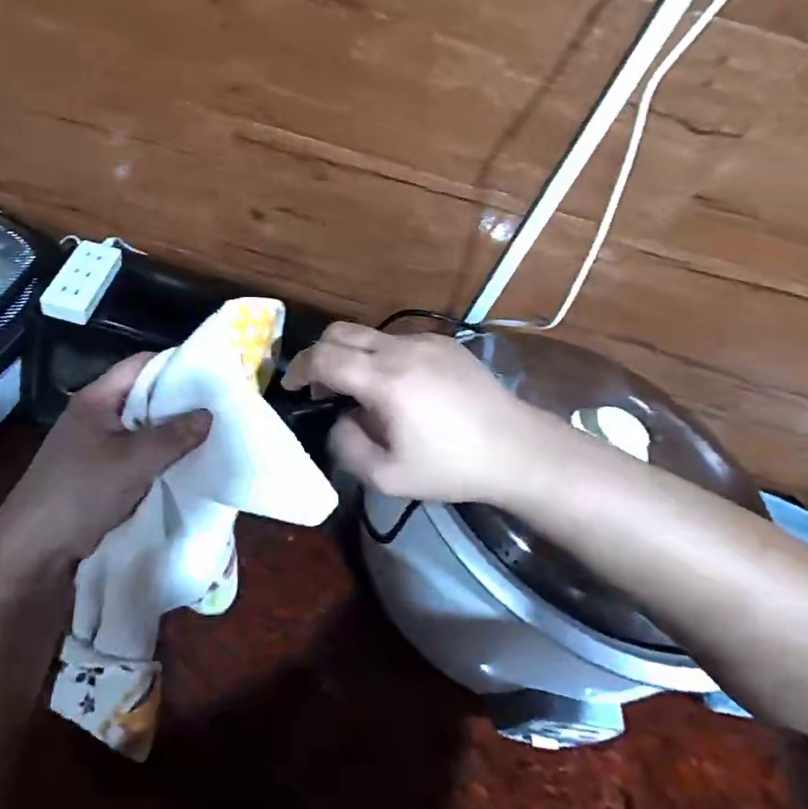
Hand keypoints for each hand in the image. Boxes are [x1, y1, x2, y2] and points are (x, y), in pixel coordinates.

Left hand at [0, 353, 210, 568]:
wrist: (34, 550)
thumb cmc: (82, 492)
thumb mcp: (136, 460)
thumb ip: (175, 435)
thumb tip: (207, 413)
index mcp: (96, 398)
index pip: (140, 364)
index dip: (175, 364)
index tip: (211, 374)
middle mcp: (93, 415)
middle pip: (142, 394)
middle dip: (177, 400)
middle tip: (217, 405)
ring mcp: (91, 444)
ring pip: (139, 427)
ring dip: (168, 431)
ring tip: (207, 433)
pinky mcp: (94, 472)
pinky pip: (133, 453)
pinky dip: (156, 455)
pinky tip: (181, 463)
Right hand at [281, 323, 578, 506]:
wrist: (517, 449)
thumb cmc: (452, 467)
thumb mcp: (387, 476)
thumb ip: (346, 444)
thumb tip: (338, 419)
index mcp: (385, 379)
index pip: (324, 357)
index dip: (298, 369)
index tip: (290, 387)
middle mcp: (402, 348)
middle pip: (340, 332)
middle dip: (320, 356)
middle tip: (321, 389)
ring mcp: (426, 341)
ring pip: (370, 334)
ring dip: (352, 356)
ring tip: (360, 393)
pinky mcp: (446, 343)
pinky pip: (398, 340)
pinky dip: (381, 357)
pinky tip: (398, 390)